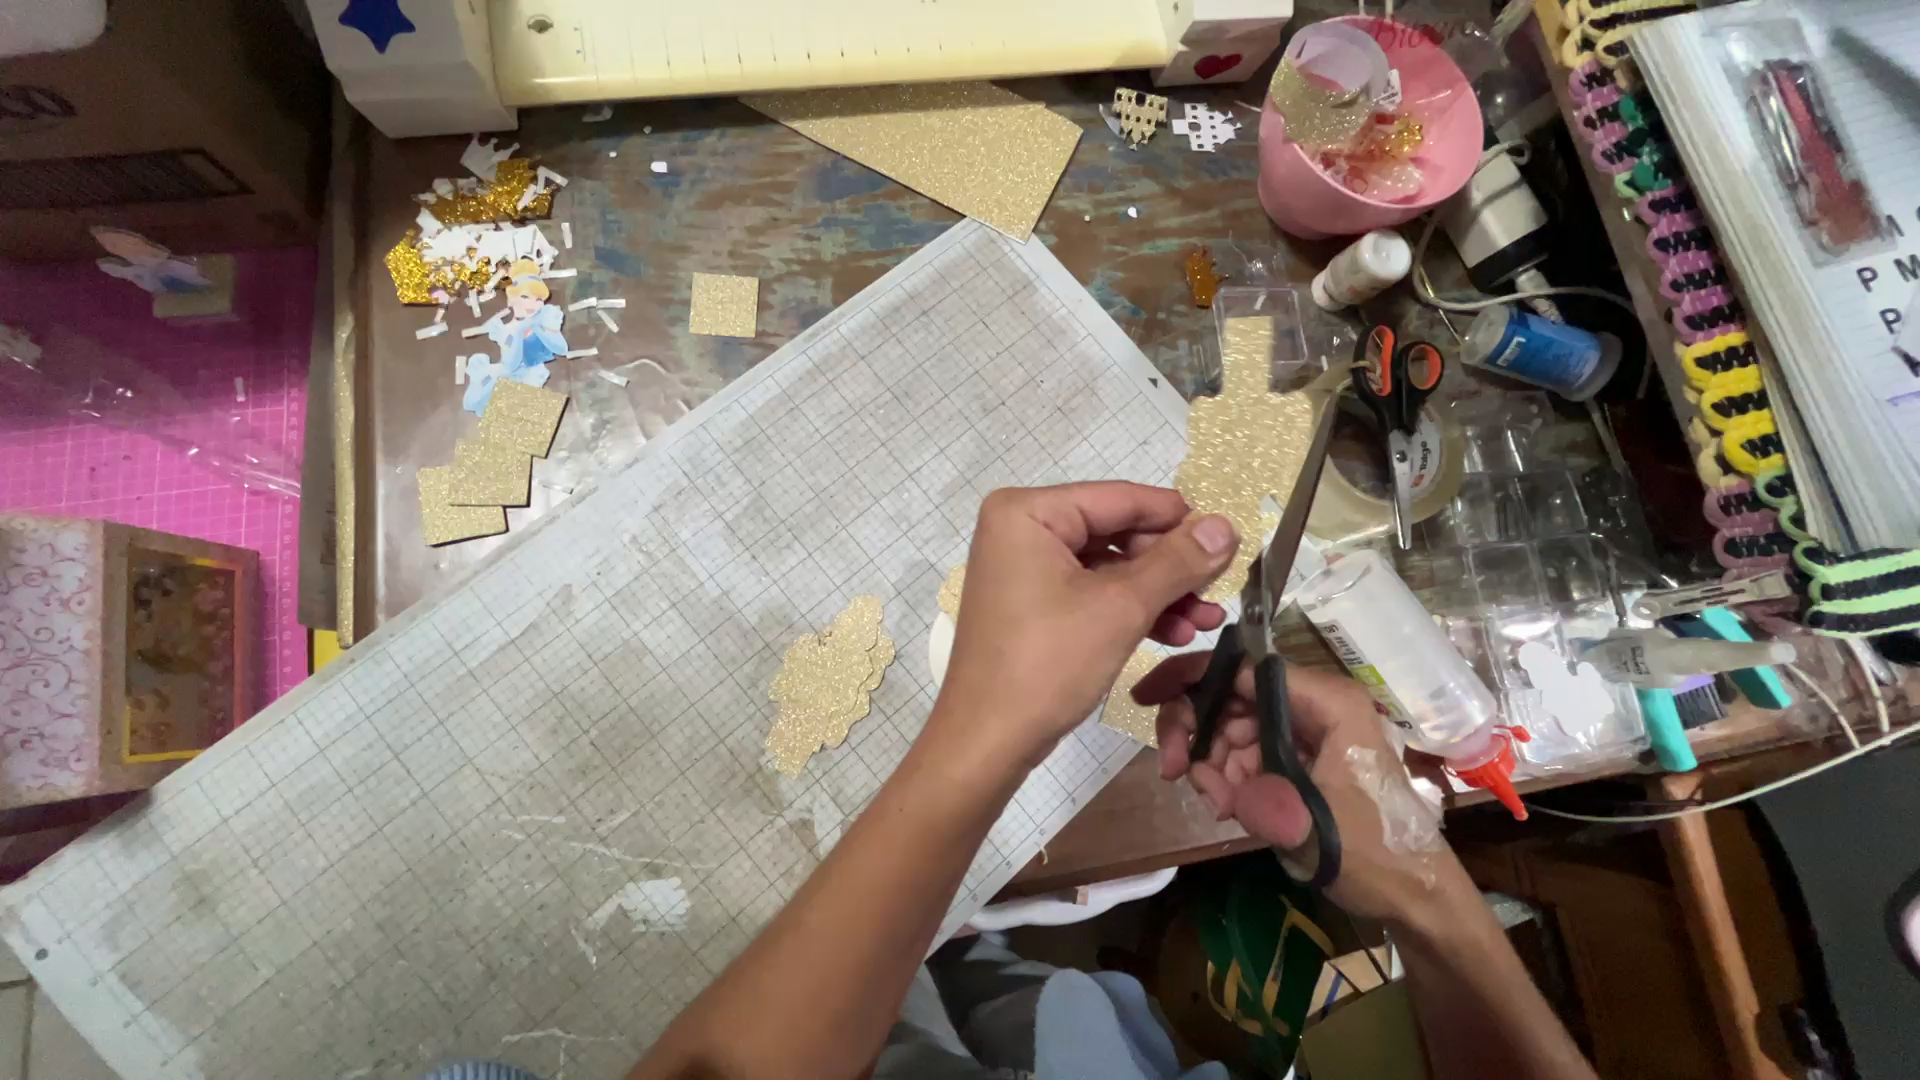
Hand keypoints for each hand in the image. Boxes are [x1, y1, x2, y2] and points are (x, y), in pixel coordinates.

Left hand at [933, 483, 1239, 766]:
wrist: (987, 739)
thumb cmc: (1048, 663)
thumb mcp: (1121, 607)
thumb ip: (1177, 562)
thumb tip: (1226, 525)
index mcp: (1027, 511)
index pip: (1119, 499)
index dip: (1178, 518)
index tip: (1229, 536)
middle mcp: (1019, 529)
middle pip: (1114, 531)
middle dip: (1170, 566)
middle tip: (1219, 589)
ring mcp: (1022, 567)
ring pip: (1107, 566)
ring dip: (1157, 593)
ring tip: (1206, 621)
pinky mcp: (1030, 602)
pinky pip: (1088, 591)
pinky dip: (1128, 609)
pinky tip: (1173, 632)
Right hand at [1136, 657, 1456, 925]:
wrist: (1414, 897)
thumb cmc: (1378, 853)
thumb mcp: (1318, 826)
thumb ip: (1266, 799)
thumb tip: (1213, 777)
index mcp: (1326, 701)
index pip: (1242, 667)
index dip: (1189, 678)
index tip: (1145, 701)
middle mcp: (1311, 704)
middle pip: (1227, 694)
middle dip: (1194, 732)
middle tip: (1176, 774)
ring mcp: (1300, 729)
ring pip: (1227, 724)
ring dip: (1208, 763)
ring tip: (1219, 805)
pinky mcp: (1293, 755)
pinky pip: (1240, 751)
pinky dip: (1223, 776)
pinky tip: (1229, 806)